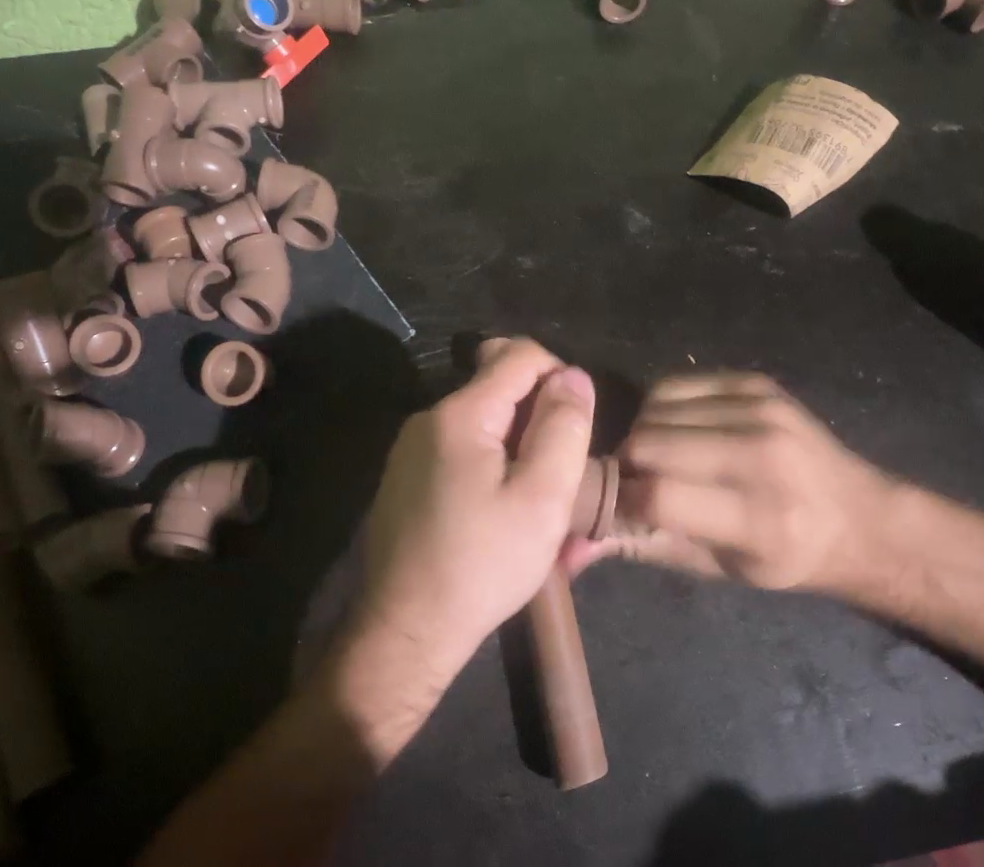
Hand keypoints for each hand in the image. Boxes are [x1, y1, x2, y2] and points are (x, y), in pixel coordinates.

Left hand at [347, 338, 595, 676]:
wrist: (405, 629)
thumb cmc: (482, 565)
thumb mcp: (542, 498)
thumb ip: (562, 428)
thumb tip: (573, 375)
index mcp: (459, 414)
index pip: (520, 354)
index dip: (561, 378)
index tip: (578, 430)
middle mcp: (429, 420)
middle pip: (502, 393)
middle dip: (543, 427)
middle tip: (568, 481)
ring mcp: (412, 451)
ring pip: (486, 432)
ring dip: (524, 460)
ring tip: (548, 517)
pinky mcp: (408, 481)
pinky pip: (464, 460)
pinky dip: (497, 479)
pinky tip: (512, 525)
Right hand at [601, 372, 901, 590]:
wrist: (860, 518)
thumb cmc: (786, 557)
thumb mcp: (718, 570)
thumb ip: (643, 546)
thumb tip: (571, 544)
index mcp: (757, 517)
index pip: (658, 496)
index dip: (624, 500)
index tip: (619, 508)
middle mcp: (761, 455)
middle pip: (649, 443)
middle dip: (628, 464)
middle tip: (636, 482)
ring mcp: (761, 410)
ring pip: (655, 409)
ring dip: (643, 435)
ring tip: (660, 458)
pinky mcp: (755, 383)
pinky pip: (675, 385)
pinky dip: (662, 410)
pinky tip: (678, 432)